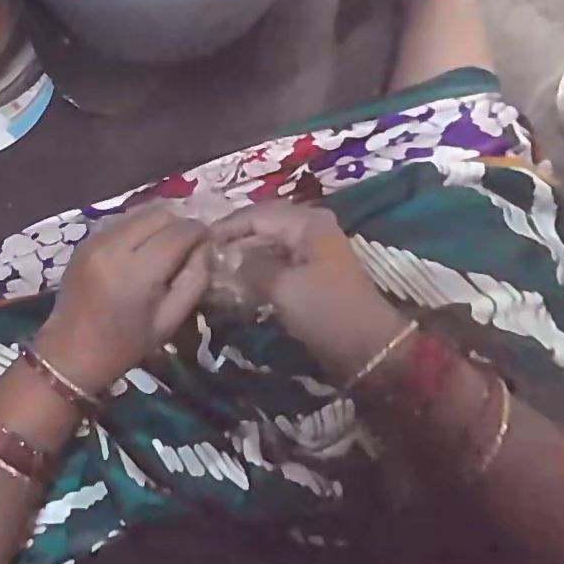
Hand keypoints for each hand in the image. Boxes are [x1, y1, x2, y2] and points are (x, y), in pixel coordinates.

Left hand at [34, 205, 212, 394]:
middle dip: (180, 225)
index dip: (200, 233)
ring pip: (139, 212)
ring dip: (158, 225)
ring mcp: (94, 240)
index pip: (179, 233)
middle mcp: (112, 247)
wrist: (70, 353)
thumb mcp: (169, 321)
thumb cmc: (124, 345)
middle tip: (188, 245)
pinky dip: (137, 229)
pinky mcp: (84, 240)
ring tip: (165, 247)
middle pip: (160, 214)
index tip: (209, 243)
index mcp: (135, 273)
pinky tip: (140, 250)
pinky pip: (120, 221)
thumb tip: (207, 247)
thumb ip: (194, 280)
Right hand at [211, 200, 408, 383]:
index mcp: (306, 222)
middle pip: (259, 226)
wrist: (369, 348)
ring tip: (211, 271)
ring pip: (264, 245)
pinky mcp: (308, 272)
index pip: (254, 215)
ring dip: (239, 257)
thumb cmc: (326, 311)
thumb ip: (246, 266)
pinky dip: (253, 270)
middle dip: (230, 242)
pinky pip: (274, 261)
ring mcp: (310, 250)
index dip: (223, 229)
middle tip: (200, 258)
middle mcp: (308, 228)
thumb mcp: (282, 286)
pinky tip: (232, 283)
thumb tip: (215, 256)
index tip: (195, 245)